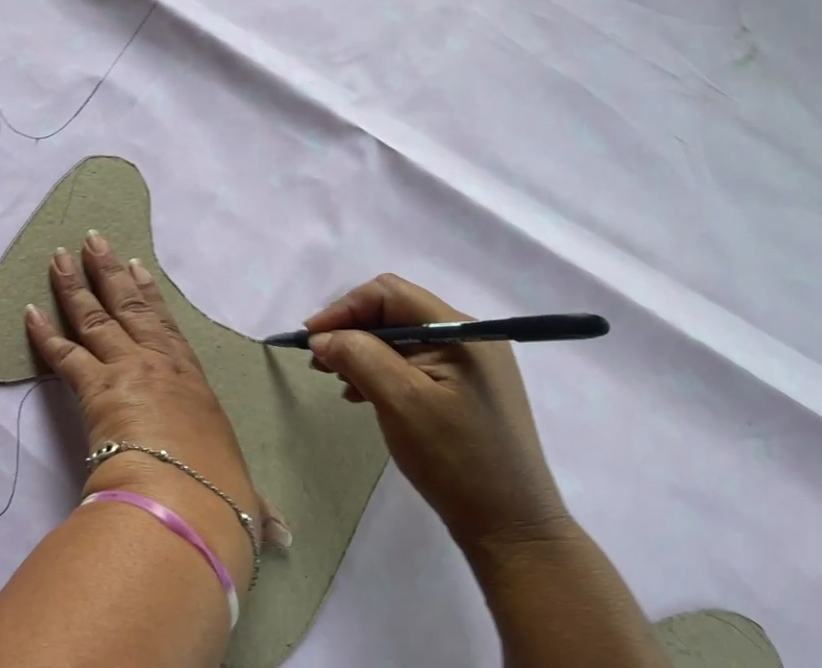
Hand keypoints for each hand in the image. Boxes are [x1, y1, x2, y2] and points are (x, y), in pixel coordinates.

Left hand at [25, 232, 290, 576]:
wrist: (187, 501)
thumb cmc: (220, 495)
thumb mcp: (240, 495)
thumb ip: (254, 508)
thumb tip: (279, 534)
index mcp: (192, 381)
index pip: (166, 327)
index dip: (149, 295)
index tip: (136, 267)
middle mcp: (158, 365)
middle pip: (127, 307)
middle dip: (108, 271)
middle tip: (91, 241)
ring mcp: (125, 370)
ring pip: (93, 317)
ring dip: (73, 285)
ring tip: (57, 257)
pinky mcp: (95, 387)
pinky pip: (62, 353)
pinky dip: (44, 333)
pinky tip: (28, 313)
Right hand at [305, 274, 570, 553]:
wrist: (510, 527)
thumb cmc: (455, 459)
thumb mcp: (400, 401)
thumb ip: (358, 356)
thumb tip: (322, 337)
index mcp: (461, 332)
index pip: (389, 293)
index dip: (345, 309)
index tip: (311, 339)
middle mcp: (468, 338)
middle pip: (393, 311)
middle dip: (350, 330)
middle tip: (318, 362)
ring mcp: (468, 365)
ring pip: (397, 338)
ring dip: (360, 351)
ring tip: (337, 380)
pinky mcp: (462, 389)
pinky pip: (409, 363)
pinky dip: (378, 371)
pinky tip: (361, 395)